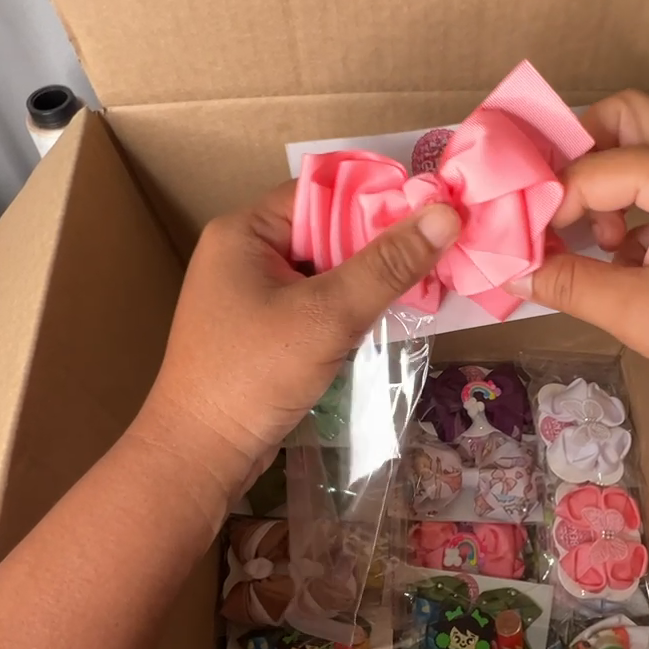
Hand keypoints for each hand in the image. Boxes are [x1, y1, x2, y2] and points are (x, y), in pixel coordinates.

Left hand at [134, 181, 458, 502]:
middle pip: (324, 232)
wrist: (202, 453)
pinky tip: (383, 321)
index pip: (321, 195)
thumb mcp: (328, 315)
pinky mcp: (261, 331)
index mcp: (244, 231)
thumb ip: (388, 266)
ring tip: (420, 289)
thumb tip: (447, 215)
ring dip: (366, 282)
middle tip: (434, 257)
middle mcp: (243, 254)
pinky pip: (314, 304)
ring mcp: (250, 295)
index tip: (429, 218)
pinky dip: (347, 310)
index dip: (376, 202)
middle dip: (377, 247)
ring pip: (323, 272)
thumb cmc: (255, 374)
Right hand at [514, 90, 648, 394]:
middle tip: (554, 205)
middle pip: (624, 118)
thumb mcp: (637, 311)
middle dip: (579, 154)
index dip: (549, 207)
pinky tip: (628, 257)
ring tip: (598, 241)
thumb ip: (569, 283)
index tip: (521, 243)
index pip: (591, 170)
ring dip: (609, 180)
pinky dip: (635, 204)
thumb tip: (513, 270)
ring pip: (647, 146)